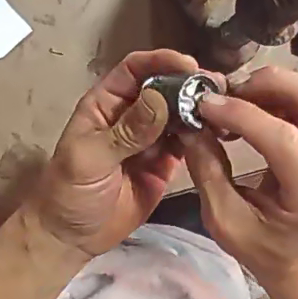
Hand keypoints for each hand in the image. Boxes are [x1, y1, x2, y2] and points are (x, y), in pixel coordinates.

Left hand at [20, 49, 202, 257]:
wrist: (72, 237)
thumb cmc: (69, 191)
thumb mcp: (90, 158)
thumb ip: (125, 132)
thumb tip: (159, 99)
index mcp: (105, 104)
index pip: (134, 70)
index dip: (160, 61)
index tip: (189, 65)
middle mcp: (130, 115)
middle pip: (163, 87)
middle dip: (189, 83)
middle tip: (219, 87)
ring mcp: (150, 139)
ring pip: (179, 113)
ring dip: (200, 108)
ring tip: (228, 107)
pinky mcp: (165, 163)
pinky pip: (187, 143)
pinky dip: (203, 136)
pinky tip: (221, 133)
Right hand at [181, 67, 297, 285]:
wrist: (297, 260)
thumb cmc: (260, 249)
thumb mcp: (223, 221)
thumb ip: (207, 171)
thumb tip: (190, 124)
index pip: (285, 140)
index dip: (243, 115)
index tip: (205, 105)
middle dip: (271, 84)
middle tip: (229, 92)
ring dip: (276, 84)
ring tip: (238, 97)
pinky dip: (280, 92)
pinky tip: (251, 105)